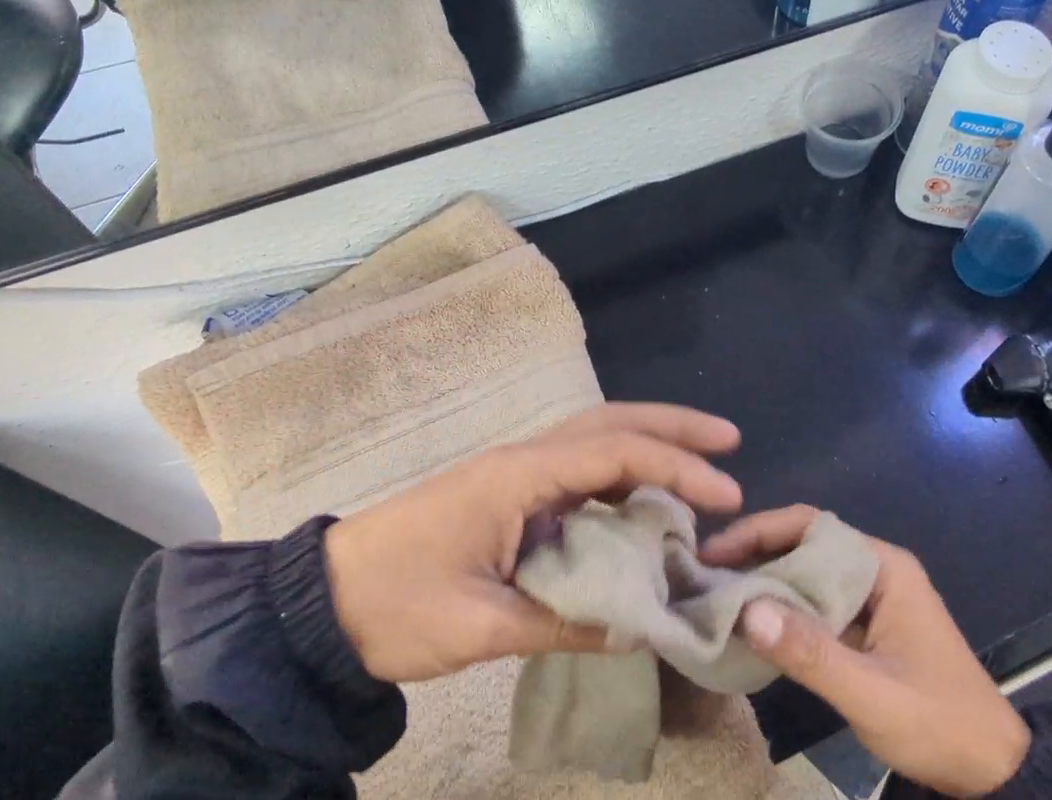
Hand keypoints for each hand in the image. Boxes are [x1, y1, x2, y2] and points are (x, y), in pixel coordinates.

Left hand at [323, 403, 742, 682]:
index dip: (676, 469)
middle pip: (610, 424)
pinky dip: (621, 481)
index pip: (614, 454)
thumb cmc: (396, 607)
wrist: (320, 604)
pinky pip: (578, 475)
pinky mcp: (508, 498)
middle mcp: (523, 462)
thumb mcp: (482, 627)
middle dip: (673, 428)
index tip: (727, 495)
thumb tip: (642, 626)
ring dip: (650, 448)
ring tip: (703, 471)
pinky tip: (644, 507)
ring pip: (595, 442)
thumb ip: (567, 622)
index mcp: (518, 477)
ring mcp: (514, 477)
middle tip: (731, 440)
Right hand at [702, 507, 1032, 797]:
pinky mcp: (867, 627)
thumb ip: (811, 654)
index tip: (713, 555)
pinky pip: (817, 603)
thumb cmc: (938, 723)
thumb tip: (746, 609)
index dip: (758, 532)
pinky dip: (783, 610)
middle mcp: (877, 571)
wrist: (990, 769)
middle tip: (703, 578)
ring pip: (808, 574)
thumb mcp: (872, 695)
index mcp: (884, 569)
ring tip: (716, 598)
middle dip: (754, 556)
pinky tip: (751, 626)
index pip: (811, 526)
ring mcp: (874, 599)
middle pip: (805, 545)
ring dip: (765, 582)